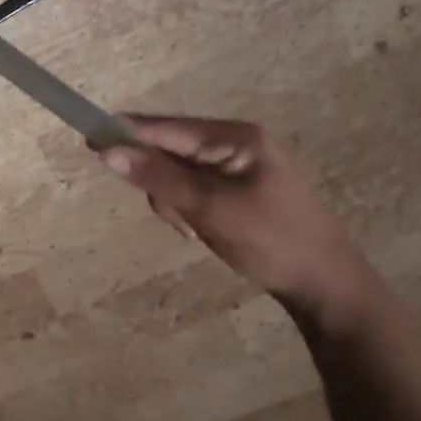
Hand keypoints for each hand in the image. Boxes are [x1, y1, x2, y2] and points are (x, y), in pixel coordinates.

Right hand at [97, 116, 379, 320]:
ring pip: (175, 173)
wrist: (332, 293)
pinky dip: (186, 209)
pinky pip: (191, 189)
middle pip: (167, 150)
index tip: (88, 141)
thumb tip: (106, 150)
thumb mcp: (210, 208)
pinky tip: (201, 231)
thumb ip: (157, 177)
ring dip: (172, 200)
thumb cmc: (274, 242)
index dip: (125, 134)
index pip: (164, 127)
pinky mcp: (237, 191)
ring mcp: (237, 168)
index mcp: (235, 137)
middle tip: (172, 214)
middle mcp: (234, 144)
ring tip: (192, 230)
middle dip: (158, 181)